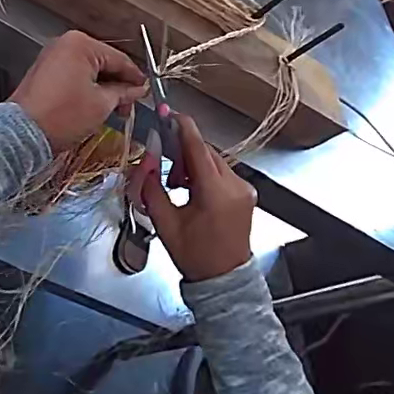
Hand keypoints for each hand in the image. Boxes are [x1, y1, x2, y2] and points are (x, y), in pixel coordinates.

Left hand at [8, 31, 148, 150]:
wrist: (23, 134)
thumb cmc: (65, 115)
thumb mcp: (101, 104)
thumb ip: (123, 92)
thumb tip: (138, 89)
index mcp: (81, 44)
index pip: (119, 59)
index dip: (135, 78)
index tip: (146, 92)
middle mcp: (65, 44)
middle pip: (103, 62)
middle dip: (118, 85)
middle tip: (129, 106)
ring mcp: (52, 56)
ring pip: (89, 70)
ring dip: (103, 88)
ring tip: (114, 110)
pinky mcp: (44, 71)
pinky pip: (74, 75)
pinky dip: (87, 88)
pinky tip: (96, 105)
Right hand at [134, 114, 255, 281]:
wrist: (224, 281)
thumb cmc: (195, 256)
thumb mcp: (165, 222)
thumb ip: (153, 186)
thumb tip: (147, 159)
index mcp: (215, 193)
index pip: (198, 148)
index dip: (182, 127)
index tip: (168, 113)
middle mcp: (235, 186)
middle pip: (205, 152)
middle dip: (183, 152)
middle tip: (164, 162)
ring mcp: (244, 189)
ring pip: (214, 160)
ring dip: (194, 163)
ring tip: (178, 184)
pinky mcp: (246, 194)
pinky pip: (222, 172)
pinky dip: (205, 173)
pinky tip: (192, 189)